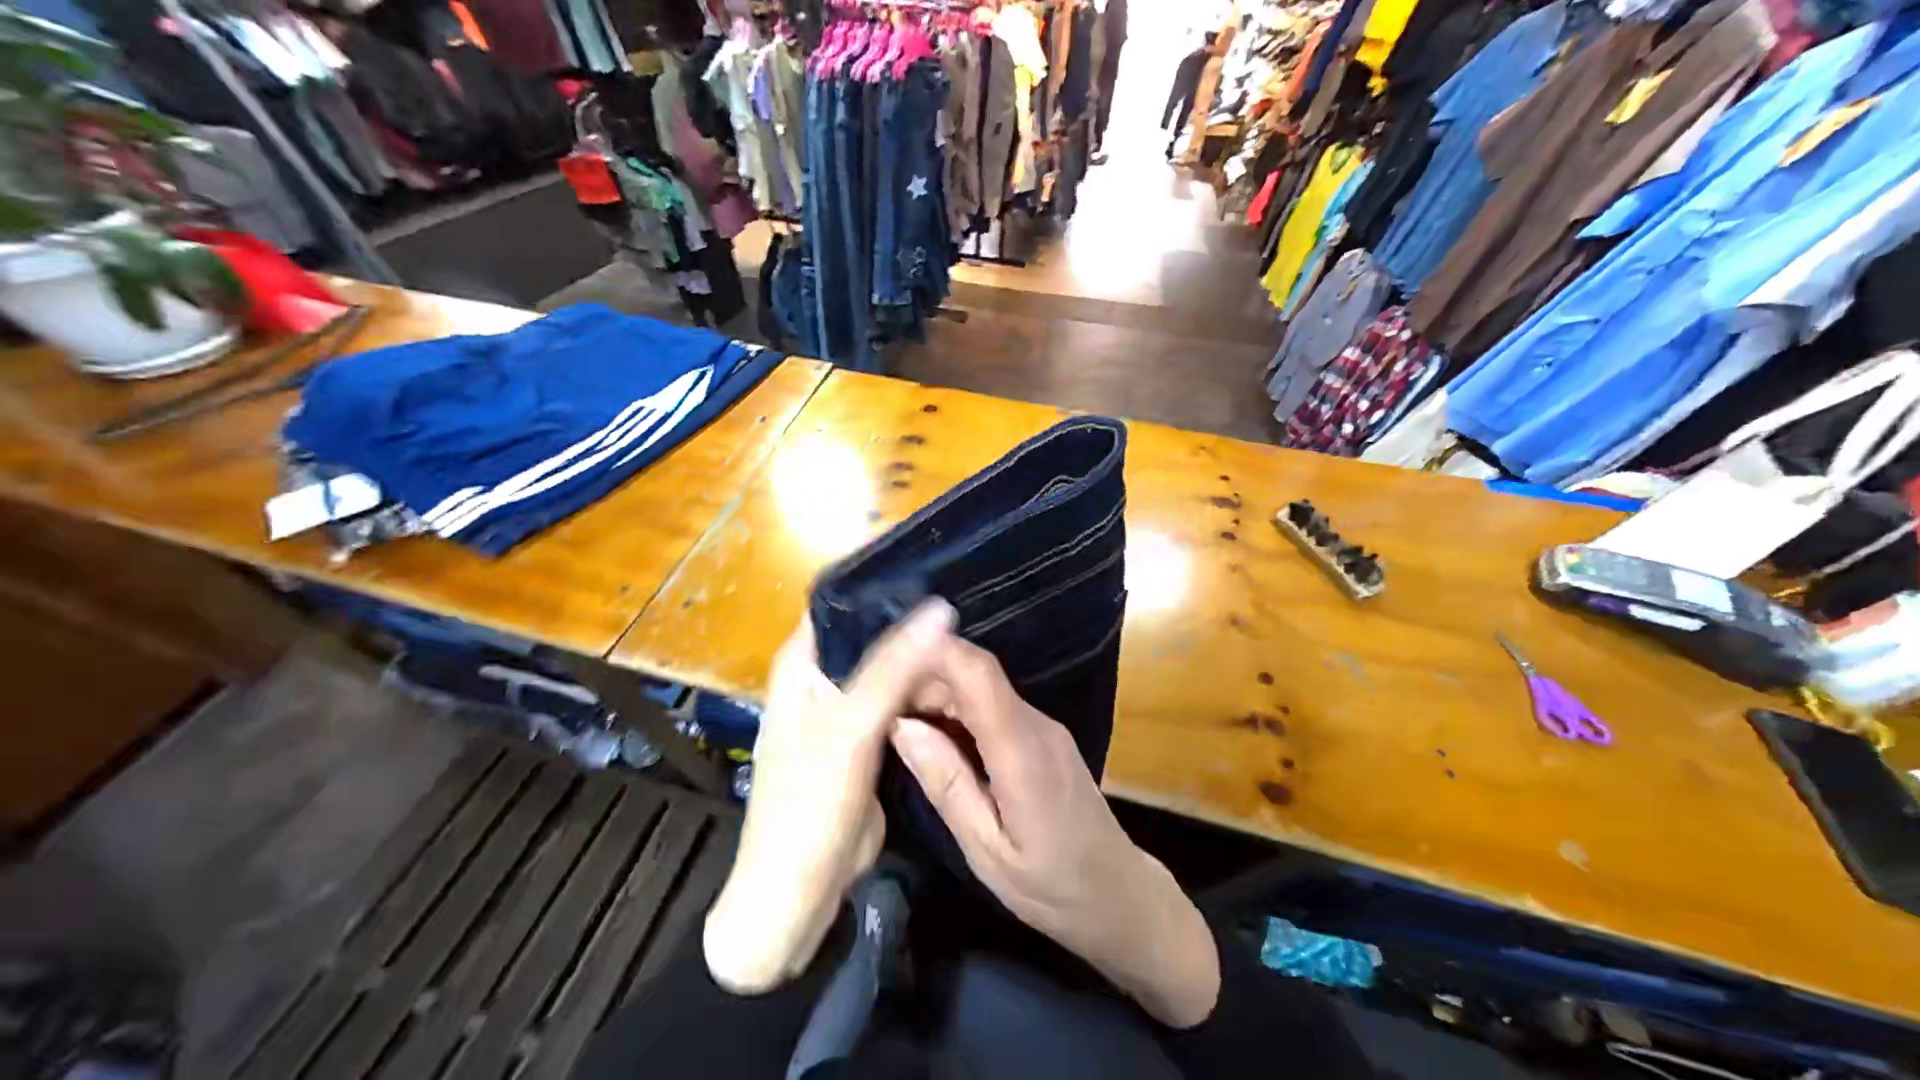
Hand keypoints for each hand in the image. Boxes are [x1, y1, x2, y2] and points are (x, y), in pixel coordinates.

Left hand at [704, 600, 955, 994]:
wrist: (799, 894)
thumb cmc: (810, 805)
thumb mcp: (852, 729)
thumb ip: (894, 668)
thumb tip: (941, 608)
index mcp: (800, 666)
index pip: (841, 606)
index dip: (884, 589)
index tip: (937, 572)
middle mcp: (819, 681)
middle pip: (870, 637)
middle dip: (911, 625)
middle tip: (969, 607)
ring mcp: (844, 713)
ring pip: (887, 672)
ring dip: (920, 661)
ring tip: (972, 637)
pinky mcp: (865, 743)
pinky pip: (898, 704)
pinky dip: (922, 693)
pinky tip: (957, 683)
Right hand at [891, 637, 1221, 1027]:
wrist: (1118, 895)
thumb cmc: (1051, 886)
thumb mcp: (986, 848)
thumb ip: (945, 783)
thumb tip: (901, 725)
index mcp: (1021, 749)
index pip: (977, 673)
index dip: (933, 653)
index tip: (884, 662)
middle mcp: (1036, 723)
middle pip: (974, 674)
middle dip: (923, 681)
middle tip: (877, 712)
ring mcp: (1043, 727)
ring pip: (981, 688)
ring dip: (937, 698)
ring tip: (897, 730)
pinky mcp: (1042, 736)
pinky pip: (993, 708)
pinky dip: (957, 715)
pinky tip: (934, 743)